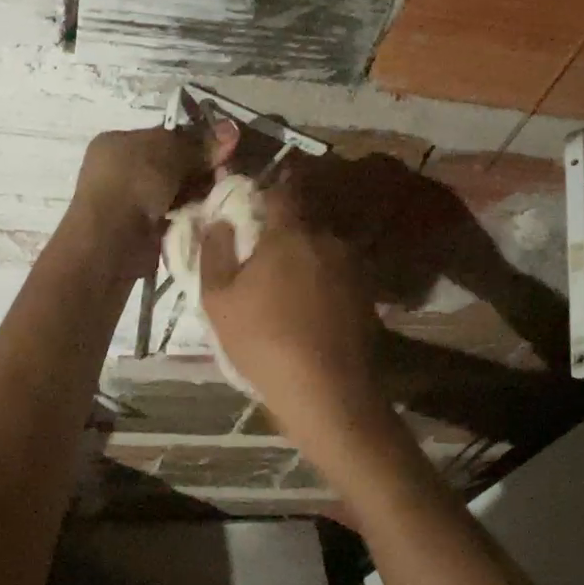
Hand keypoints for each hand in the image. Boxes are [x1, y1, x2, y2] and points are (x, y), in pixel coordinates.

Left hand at [71, 122, 239, 238]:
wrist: (112, 241)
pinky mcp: (142, 232)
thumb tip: (232, 129)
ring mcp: (130, 203)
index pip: (164, 136)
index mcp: (117, 143)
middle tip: (226, 172)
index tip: (224, 148)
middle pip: (172, 165)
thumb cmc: (134, 183)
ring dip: (198, 194)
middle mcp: (121, 171)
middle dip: (200, 169)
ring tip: (222, 194)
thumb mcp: (169, 152)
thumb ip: (199, 143)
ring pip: (175, 193)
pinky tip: (208, 214)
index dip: (195, 141)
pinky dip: (189, 215)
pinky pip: (173, 217)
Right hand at [199, 172, 386, 440]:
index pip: (280, 191)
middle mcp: (329, 241)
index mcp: (291, 233)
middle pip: (303, 224)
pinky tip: (308, 317)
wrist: (327, 392)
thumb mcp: (218, 299)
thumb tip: (219, 220)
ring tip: (284, 296)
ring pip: (322, 254)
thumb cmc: (263, 340)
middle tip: (259, 263)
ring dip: (304, 265)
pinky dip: (322, 289)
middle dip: (282, 236)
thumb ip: (215, 251)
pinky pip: (337, 281)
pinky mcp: (368, 299)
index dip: (262, 196)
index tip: (247, 213)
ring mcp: (354, 270)